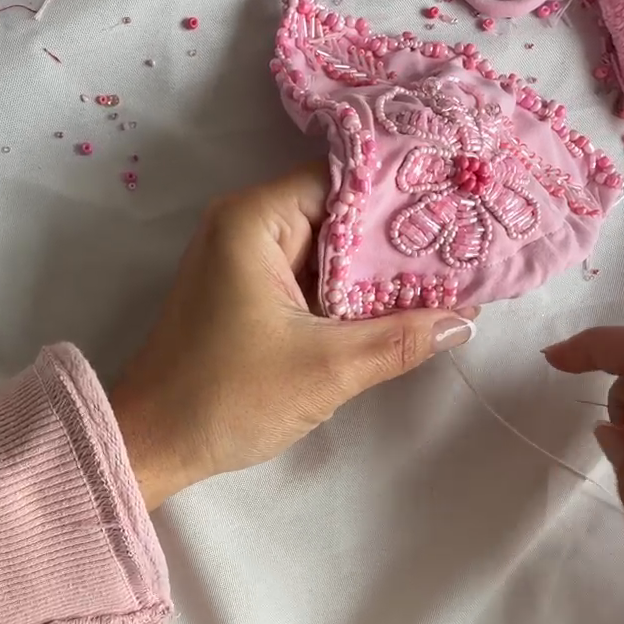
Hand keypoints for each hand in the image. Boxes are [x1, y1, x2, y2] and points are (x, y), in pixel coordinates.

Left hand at [110, 164, 476, 508]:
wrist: (154, 443)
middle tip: (469, 247)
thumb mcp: (325, 369)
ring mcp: (247, 262)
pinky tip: (401, 309)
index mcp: (256, 220)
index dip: (406, 195)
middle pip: (341, 215)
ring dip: (378, 273)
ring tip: (452, 276)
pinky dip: (350, 296)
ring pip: (330, 252)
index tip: (463, 209)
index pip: (347, 180)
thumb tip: (465, 320)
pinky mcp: (249, 294)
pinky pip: (312, 281)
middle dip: (400, 239)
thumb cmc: (226, 397)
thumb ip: (399, 339)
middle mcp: (248, 226)